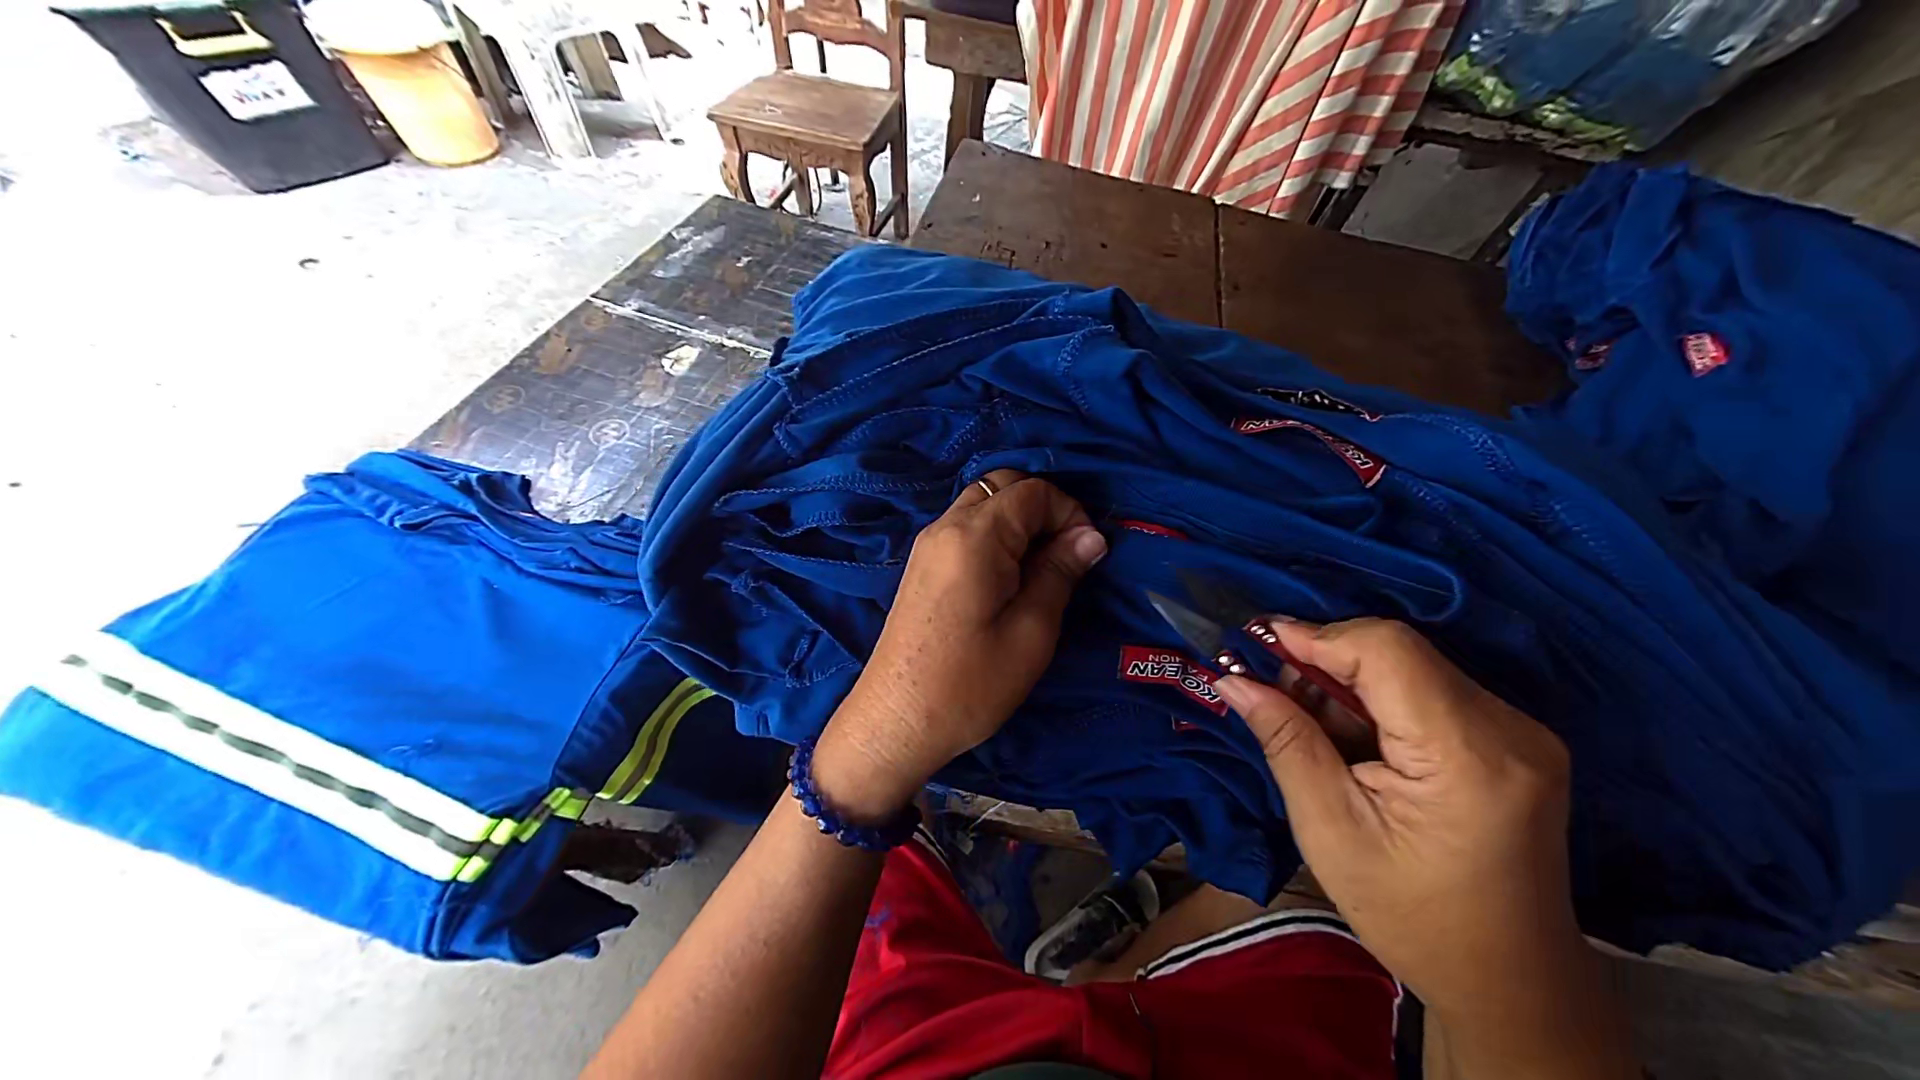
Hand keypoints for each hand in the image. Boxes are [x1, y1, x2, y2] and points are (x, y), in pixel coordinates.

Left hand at [813, 469, 1106, 820]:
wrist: (896, 721)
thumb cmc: (970, 684)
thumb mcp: (1031, 632)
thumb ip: (1060, 573)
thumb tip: (1091, 536)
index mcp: (974, 536)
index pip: (1032, 490)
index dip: (1070, 512)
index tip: (1087, 553)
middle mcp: (945, 526)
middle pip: (1003, 486)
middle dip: (1044, 510)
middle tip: (1066, 557)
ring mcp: (928, 544)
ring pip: (983, 504)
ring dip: (1019, 523)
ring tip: (1042, 570)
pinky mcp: (921, 565)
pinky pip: (965, 527)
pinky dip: (996, 536)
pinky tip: (1010, 576)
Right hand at [1214, 619, 1634, 1078]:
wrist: (1511, 982)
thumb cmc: (1412, 917)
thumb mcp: (1329, 831)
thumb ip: (1286, 741)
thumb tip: (1233, 679)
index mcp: (1469, 756)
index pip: (1388, 650)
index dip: (1317, 635)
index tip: (1256, 642)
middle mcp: (1509, 728)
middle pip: (1399, 652)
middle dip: (1325, 659)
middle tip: (1271, 688)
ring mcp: (1520, 732)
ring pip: (1412, 665)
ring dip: (1347, 679)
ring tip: (1305, 717)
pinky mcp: (1514, 739)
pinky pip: (1429, 688)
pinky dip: (1377, 696)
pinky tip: (1350, 732)